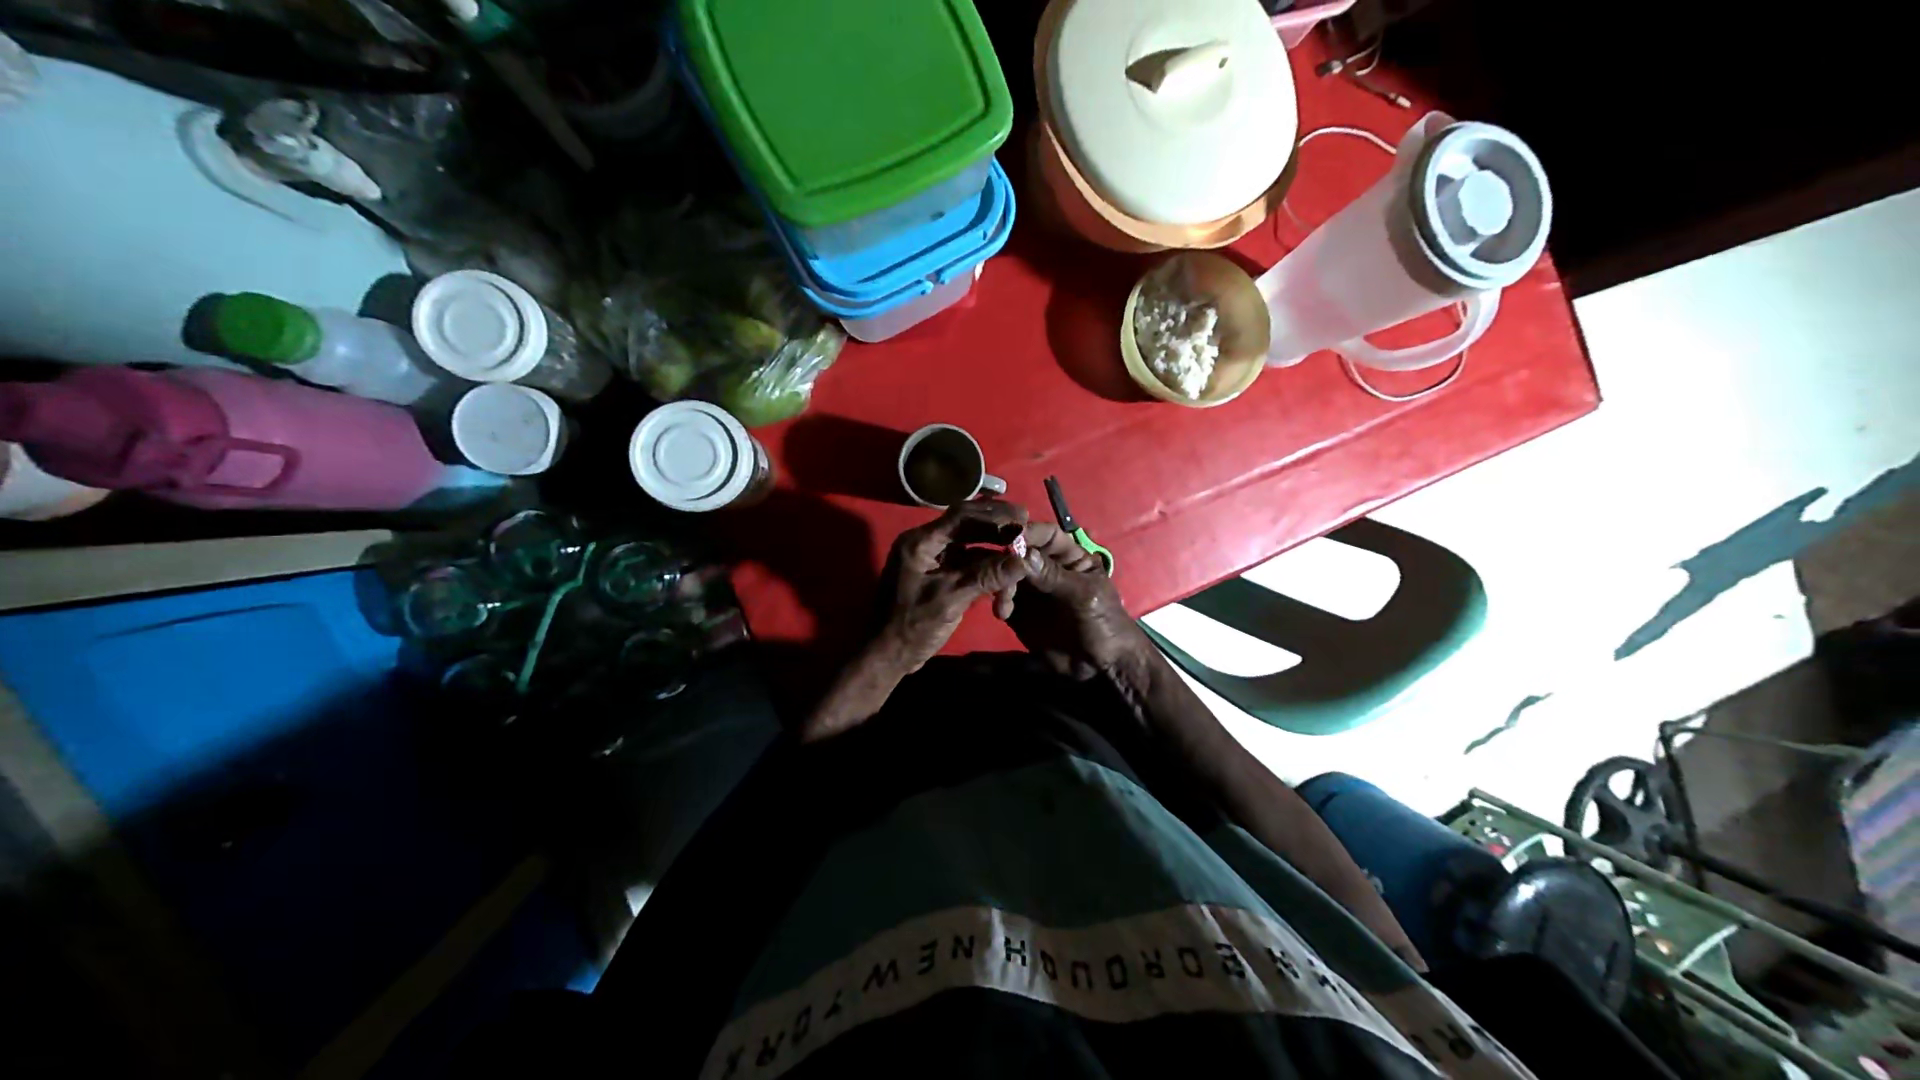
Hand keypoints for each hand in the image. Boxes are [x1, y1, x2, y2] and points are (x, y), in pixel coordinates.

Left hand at [877, 499, 1030, 673]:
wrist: (888, 656)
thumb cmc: (912, 626)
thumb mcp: (950, 599)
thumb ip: (986, 576)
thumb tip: (1024, 561)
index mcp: (920, 542)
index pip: (961, 516)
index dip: (994, 515)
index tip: (1022, 515)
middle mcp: (925, 544)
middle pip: (966, 525)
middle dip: (997, 527)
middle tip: (1026, 524)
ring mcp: (932, 560)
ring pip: (970, 546)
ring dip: (994, 552)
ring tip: (1020, 554)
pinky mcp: (939, 575)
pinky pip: (967, 563)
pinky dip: (986, 568)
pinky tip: (1004, 575)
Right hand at [1008, 521, 1152, 679]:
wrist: (1102, 667)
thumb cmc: (1104, 623)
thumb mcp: (1084, 596)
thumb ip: (1053, 576)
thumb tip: (1024, 555)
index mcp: (1069, 558)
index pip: (1045, 535)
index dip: (1028, 532)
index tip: (1009, 537)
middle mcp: (1046, 569)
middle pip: (1019, 553)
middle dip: (1007, 560)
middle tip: (998, 572)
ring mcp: (1032, 591)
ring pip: (1006, 575)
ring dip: (1001, 584)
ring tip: (1004, 603)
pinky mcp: (1020, 613)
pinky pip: (1002, 600)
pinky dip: (999, 603)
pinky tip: (1003, 613)